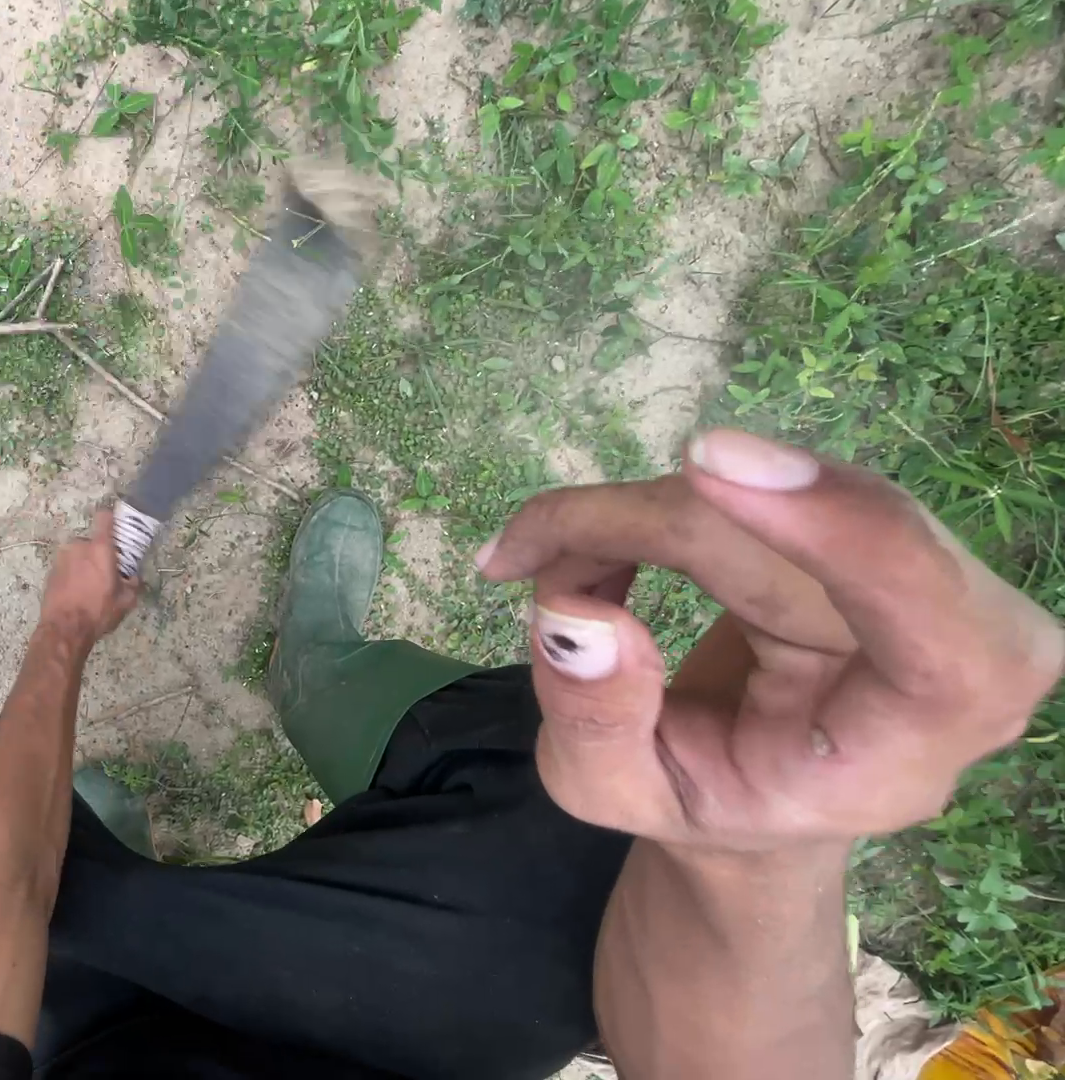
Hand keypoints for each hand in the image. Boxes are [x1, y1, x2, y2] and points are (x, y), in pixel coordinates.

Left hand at [38, 509, 138, 648]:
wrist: (64, 628)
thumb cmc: (98, 611)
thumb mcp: (125, 601)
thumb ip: (133, 584)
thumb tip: (133, 578)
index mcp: (100, 548)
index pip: (104, 517)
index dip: (111, 518)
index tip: (116, 528)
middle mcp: (79, 546)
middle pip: (92, 541)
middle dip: (98, 553)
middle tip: (105, 573)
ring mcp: (62, 557)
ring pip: (78, 554)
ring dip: (84, 564)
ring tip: (89, 586)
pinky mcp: (51, 570)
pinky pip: (67, 566)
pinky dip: (72, 573)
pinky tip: (76, 592)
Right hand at [479, 428, 1063, 853]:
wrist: (738, 785)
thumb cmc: (685, 800)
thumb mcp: (605, 791)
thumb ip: (592, 723)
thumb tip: (578, 617)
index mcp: (895, 753)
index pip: (950, 643)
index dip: (850, 537)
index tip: (707, 467)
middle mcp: (931, 654)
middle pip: (788, 539)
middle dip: (627, 527)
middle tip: (511, 557)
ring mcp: (899, 587)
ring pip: (748, 501)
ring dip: (615, 524)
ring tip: (535, 573)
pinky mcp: (845, 546)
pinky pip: (735, 494)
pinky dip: (633, 512)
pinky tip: (583, 555)